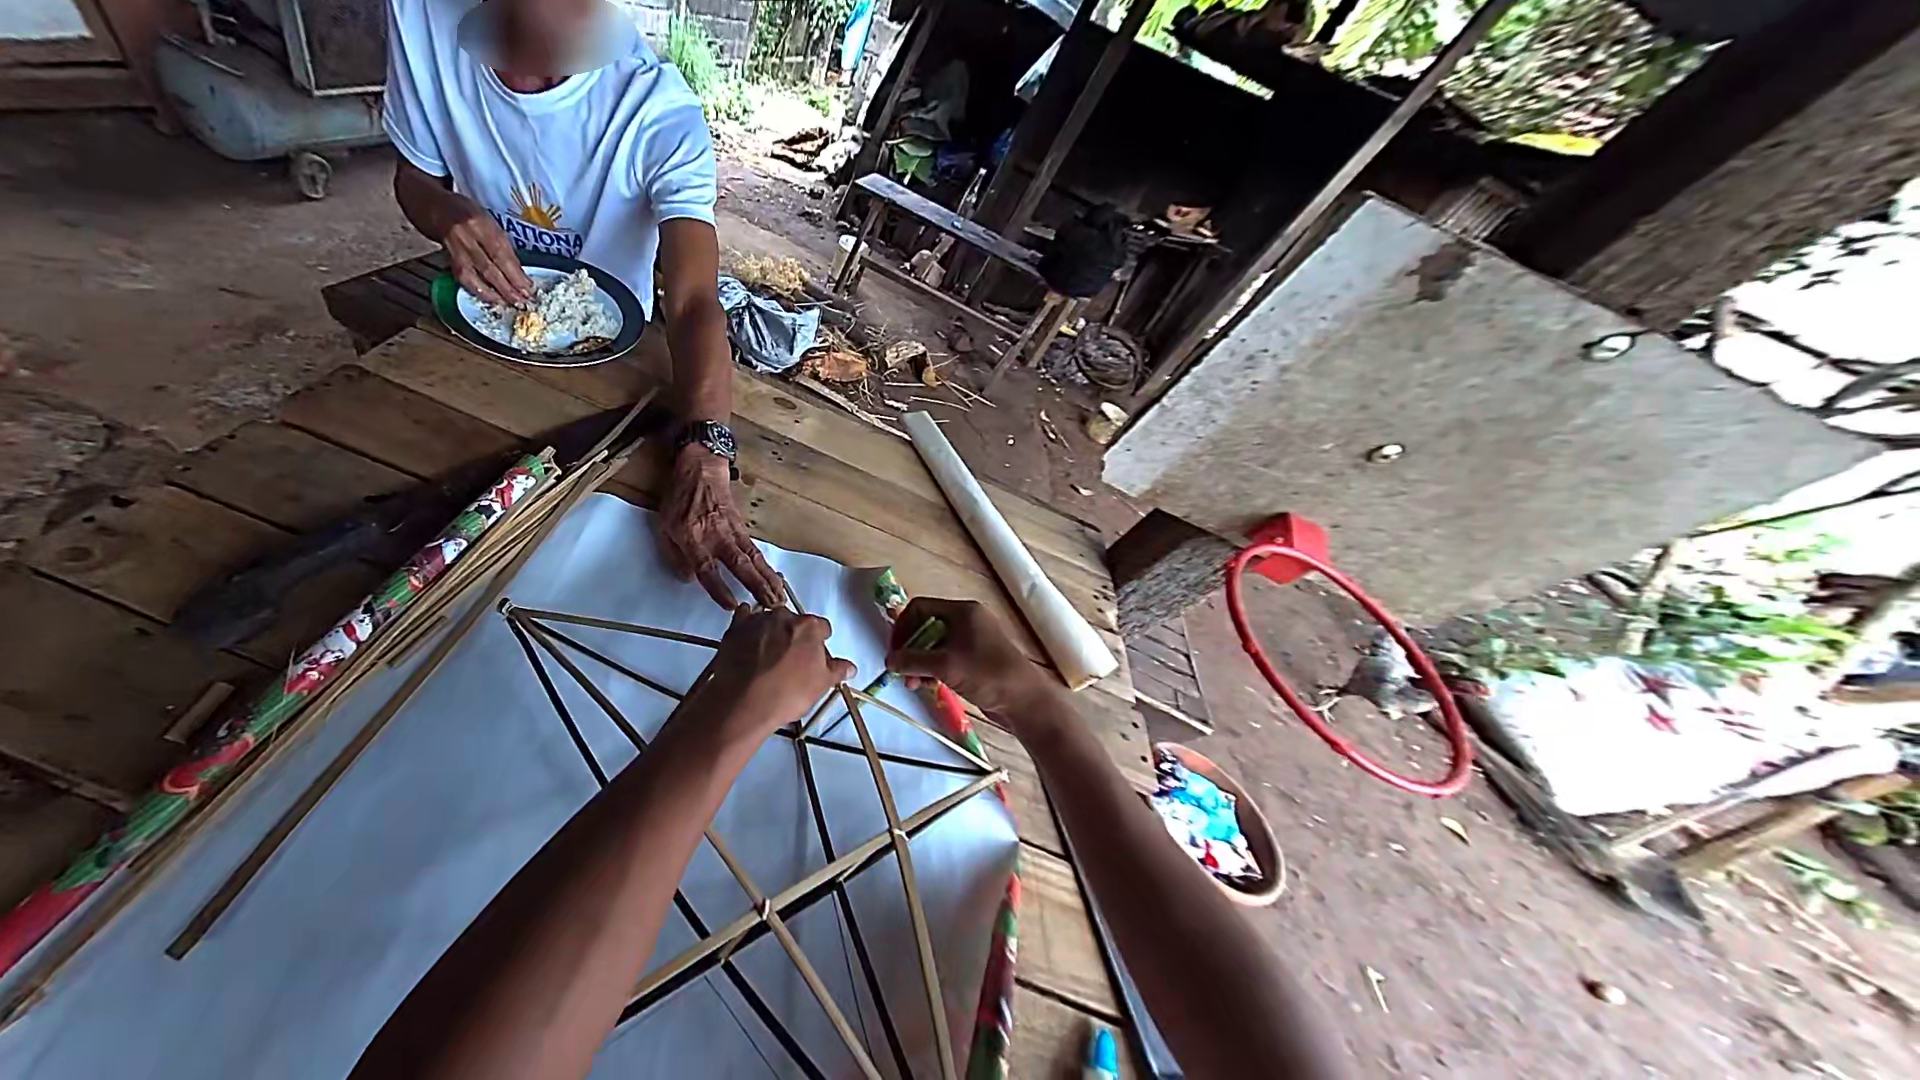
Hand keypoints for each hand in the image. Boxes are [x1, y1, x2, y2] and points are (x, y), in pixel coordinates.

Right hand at [443, 198, 533, 306]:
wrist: (435, 205)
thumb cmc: (470, 214)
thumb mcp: (492, 223)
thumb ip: (504, 247)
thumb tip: (520, 274)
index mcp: (481, 225)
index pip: (501, 255)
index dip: (516, 275)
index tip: (529, 290)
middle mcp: (465, 236)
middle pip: (489, 268)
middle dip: (508, 289)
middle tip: (523, 303)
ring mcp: (454, 247)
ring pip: (476, 276)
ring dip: (495, 293)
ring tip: (510, 304)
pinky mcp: (448, 257)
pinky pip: (463, 277)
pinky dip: (478, 290)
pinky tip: (491, 299)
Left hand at [659, 444, 785, 608]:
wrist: (700, 470)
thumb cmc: (680, 497)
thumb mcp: (663, 526)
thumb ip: (674, 555)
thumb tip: (689, 578)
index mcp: (693, 538)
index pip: (707, 569)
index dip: (720, 589)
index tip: (732, 606)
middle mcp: (716, 536)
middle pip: (740, 566)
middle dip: (757, 586)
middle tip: (771, 605)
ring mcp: (732, 532)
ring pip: (753, 559)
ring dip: (768, 579)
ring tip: (780, 595)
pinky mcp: (742, 528)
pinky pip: (755, 550)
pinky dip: (767, 566)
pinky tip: (775, 577)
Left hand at [701, 605, 853, 739]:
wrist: (743, 703)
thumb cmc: (786, 693)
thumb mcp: (821, 685)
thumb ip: (837, 670)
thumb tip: (849, 667)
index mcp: (810, 627)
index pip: (822, 627)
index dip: (820, 641)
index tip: (816, 653)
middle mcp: (784, 617)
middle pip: (795, 622)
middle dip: (795, 636)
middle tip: (792, 658)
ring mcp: (758, 621)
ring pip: (770, 621)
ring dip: (772, 632)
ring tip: (768, 657)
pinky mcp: (735, 630)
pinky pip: (744, 620)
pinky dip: (748, 627)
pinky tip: (749, 640)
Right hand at [885, 598, 1062, 718]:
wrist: (1023, 700)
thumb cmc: (987, 674)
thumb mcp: (945, 665)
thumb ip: (913, 661)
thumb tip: (890, 660)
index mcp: (963, 611)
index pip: (920, 607)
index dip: (903, 626)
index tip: (895, 650)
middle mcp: (967, 620)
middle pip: (926, 626)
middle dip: (911, 649)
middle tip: (902, 670)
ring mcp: (972, 640)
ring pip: (935, 645)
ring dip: (920, 662)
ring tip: (913, 683)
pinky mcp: (975, 659)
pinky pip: (946, 658)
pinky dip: (933, 669)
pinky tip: (928, 685)